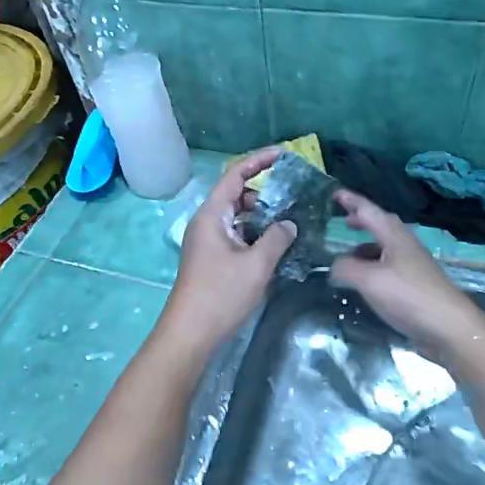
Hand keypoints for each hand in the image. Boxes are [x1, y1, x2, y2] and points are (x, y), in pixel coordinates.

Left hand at [155, 148, 297, 348]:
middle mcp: (207, 222)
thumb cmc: (221, 294)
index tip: (283, 153)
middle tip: (293, 194)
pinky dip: (255, 233)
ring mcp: (207, 241)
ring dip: (261, 215)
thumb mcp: (256, 265)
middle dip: (264, 191)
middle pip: (236, 194)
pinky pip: (236, 235)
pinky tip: (276, 244)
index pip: (235, 175)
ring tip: (290, 219)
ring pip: (237, 217)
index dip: (259, 161)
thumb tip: (290, 224)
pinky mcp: (211, 258)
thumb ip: (277, 239)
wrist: (190, 331)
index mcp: (212, 214)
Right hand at [330, 189, 484, 359]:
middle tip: (344, 220)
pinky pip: (389, 267)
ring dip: (366, 246)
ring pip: (385, 247)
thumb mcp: (369, 281)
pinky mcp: (416, 286)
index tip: (335, 193)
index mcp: (394, 237)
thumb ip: (346, 268)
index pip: (369, 211)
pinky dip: (372, 266)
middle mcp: (406, 246)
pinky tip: (365, 282)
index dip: (351, 201)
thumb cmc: (409, 297)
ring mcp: (413, 266)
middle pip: (382, 225)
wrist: (450, 328)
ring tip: (348, 255)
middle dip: (362, 220)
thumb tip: (335, 266)